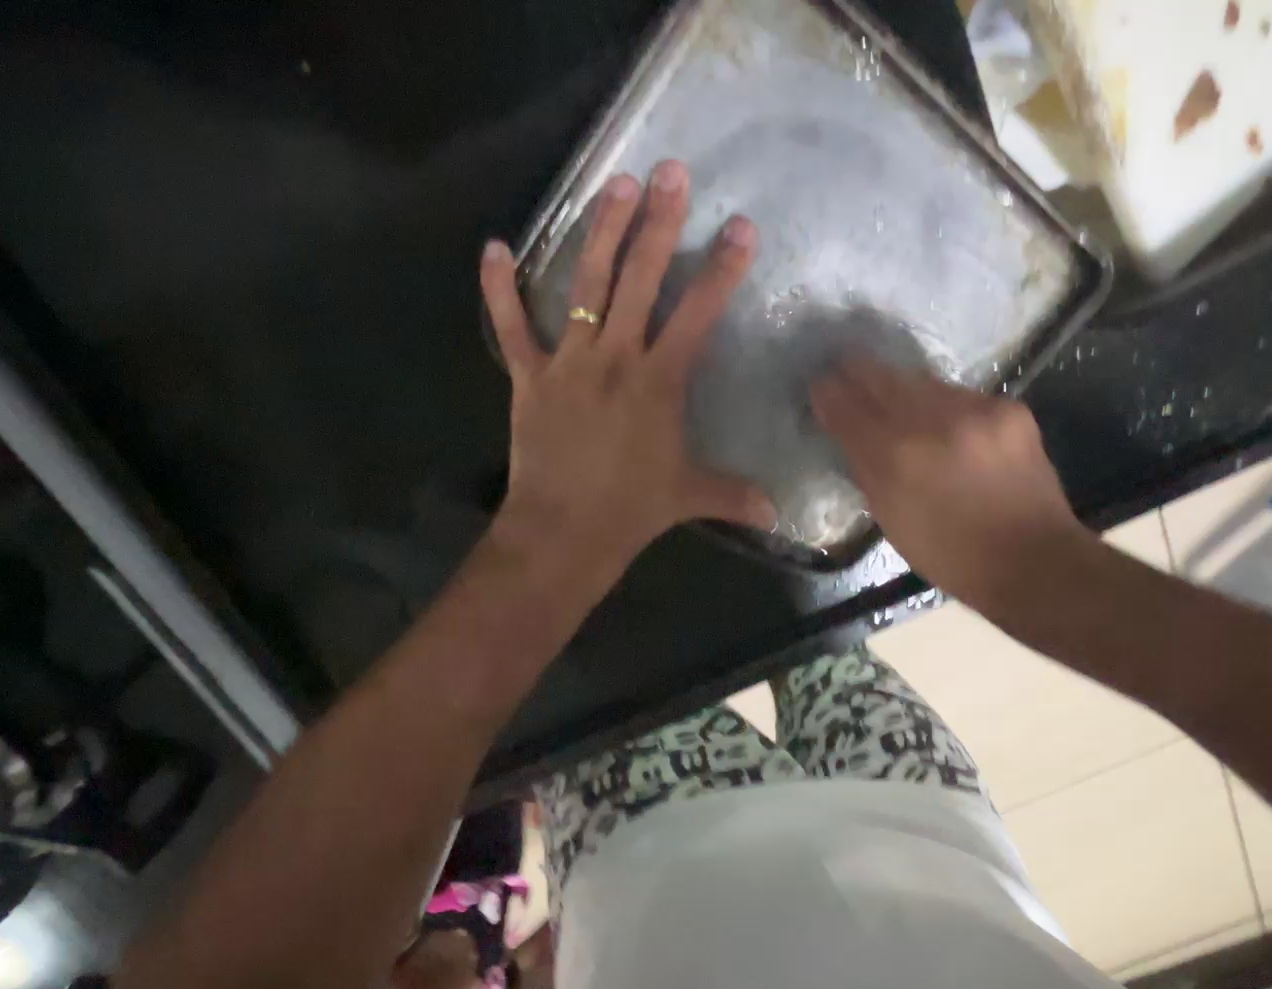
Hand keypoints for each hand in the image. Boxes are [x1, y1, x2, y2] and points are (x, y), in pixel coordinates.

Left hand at [480, 160, 774, 578]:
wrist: (563, 533)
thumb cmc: (630, 512)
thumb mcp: (689, 497)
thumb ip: (734, 494)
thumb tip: (777, 513)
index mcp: (660, 381)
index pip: (698, 313)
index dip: (722, 269)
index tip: (741, 227)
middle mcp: (615, 358)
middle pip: (641, 280)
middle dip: (659, 224)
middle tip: (670, 172)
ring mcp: (568, 362)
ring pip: (586, 286)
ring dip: (602, 234)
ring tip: (616, 185)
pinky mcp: (528, 376)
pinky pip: (511, 327)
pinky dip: (499, 290)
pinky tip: (493, 248)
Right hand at [812, 358, 1089, 609]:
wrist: (1030, 559)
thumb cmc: (948, 553)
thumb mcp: (889, 517)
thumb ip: (864, 467)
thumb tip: (846, 429)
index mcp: (895, 458)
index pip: (847, 407)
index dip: (829, 392)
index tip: (820, 385)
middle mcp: (932, 423)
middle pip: (883, 379)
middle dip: (860, 374)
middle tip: (846, 368)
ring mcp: (974, 411)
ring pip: (922, 382)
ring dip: (903, 387)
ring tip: (892, 394)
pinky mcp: (1006, 409)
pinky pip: (960, 395)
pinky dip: (945, 405)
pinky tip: (945, 423)